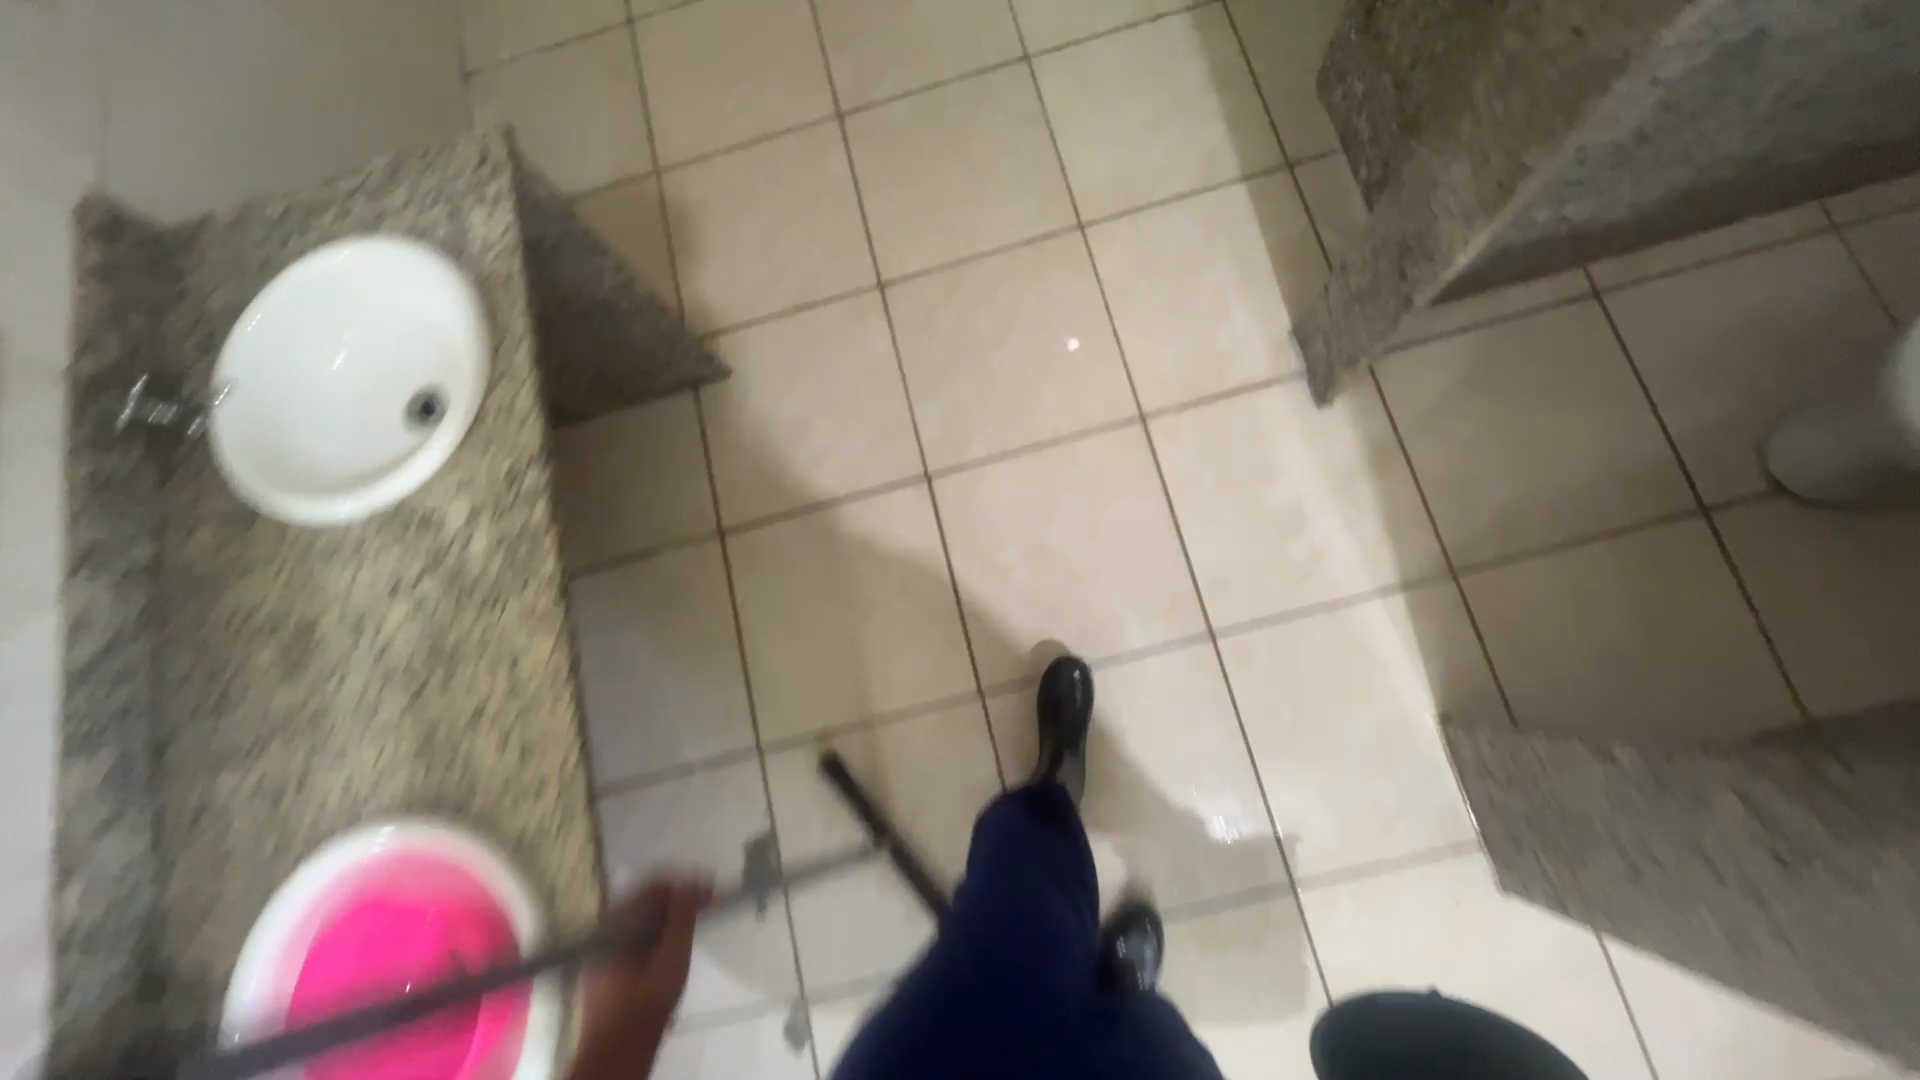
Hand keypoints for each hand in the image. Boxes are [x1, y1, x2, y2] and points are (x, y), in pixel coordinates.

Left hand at [570, 879, 713, 1079]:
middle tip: (709, 904)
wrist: (616, 1055)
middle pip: (646, 899)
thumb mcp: (672, 958)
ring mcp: (604, 949)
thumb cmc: (647, 1006)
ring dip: (671, 914)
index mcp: (618, 924)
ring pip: (642, 918)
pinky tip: (675, 944)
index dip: (685, 883)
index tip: (712, 890)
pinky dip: (659, 931)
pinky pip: (635, 934)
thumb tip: (694, 882)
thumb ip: (683, 917)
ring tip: (697, 922)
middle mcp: (607, 930)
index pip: (653, 885)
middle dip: (679, 897)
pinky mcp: (608, 966)